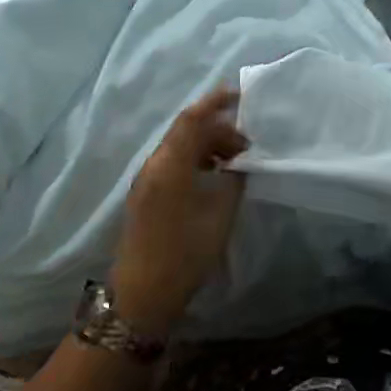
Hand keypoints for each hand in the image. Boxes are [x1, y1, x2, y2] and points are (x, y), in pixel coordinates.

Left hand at [110, 88, 247, 336]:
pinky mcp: (146, 194)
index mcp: (170, 165)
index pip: (192, 119)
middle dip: (218, 129)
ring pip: (180, 147)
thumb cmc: (185, 253)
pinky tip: (215, 176)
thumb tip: (241, 163)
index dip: (215, 102)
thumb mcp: (220, 215)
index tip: (240, 95)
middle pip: (186, 131)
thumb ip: (234, 181)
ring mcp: (146, 180)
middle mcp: (154, 165)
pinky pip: (173, 163)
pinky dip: (196, 160)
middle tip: (247, 146)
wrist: (142, 294)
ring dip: (207, 146)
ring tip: (235, 162)